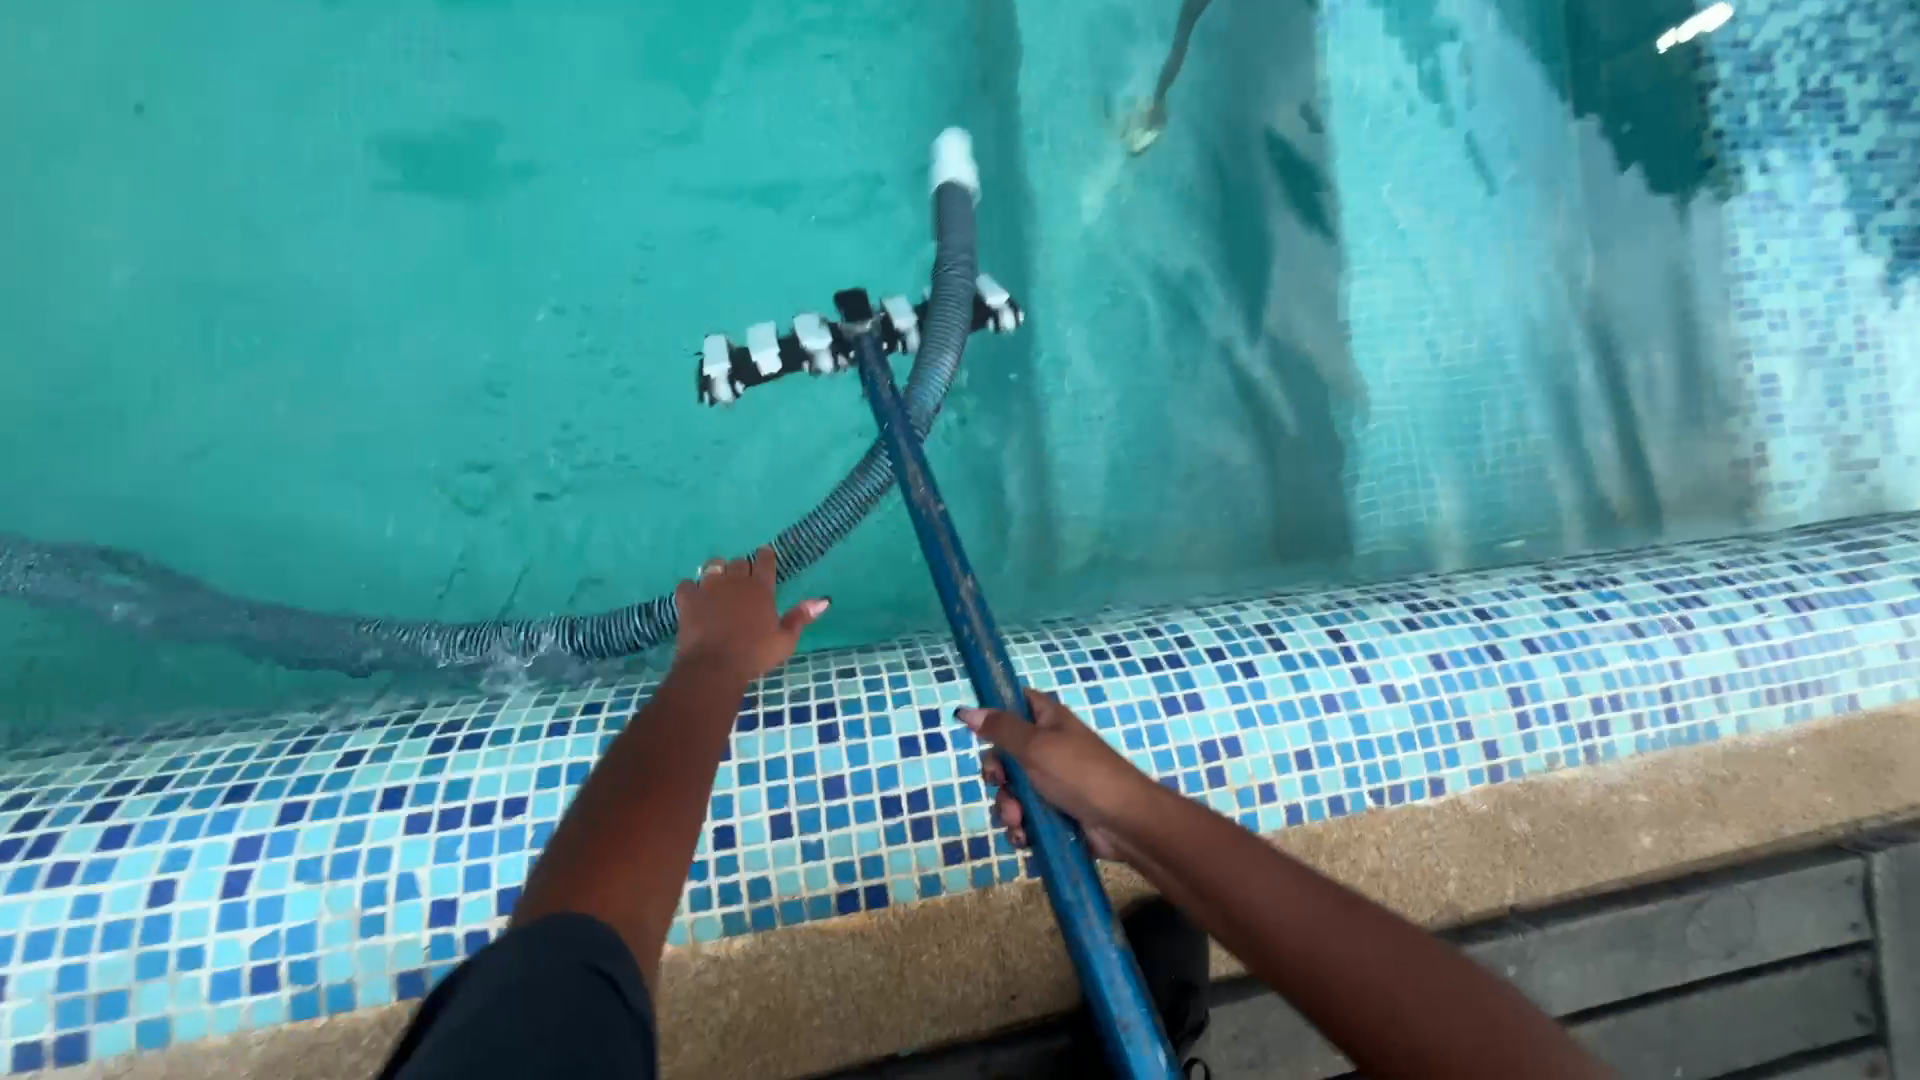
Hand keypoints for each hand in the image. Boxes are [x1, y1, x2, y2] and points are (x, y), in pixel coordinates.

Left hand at [672, 546, 827, 684]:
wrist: (714, 666)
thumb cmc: (755, 654)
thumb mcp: (785, 640)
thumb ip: (801, 617)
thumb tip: (824, 599)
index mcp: (761, 588)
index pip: (764, 560)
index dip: (765, 556)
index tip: (765, 556)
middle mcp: (735, 581)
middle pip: (738, 562)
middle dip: (742, 567)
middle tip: (744, 580)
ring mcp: (709, 588)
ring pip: (713, 566)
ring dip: (717, 571)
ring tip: (718, 583)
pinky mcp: (688, 600)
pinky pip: (687, 584)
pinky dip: (692, 588)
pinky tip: (694, 597)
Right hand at [957, 688, 1155, 861]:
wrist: (1122, 822)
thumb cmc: (1079, 773)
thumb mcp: (1036, 745)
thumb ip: (1000, 729)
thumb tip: (966, 710)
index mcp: (1048, 720)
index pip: (1016, 704)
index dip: (996, 715)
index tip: (980, 732)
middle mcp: (1048, 747)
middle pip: (1004, 754)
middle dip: (997, 775)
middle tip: (1000, 782)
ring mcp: (1051, 781)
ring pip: (1010, 790)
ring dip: (1007, 806)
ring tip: (1018, 820)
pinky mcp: (1053, 812)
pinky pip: (1023, 816)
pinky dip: (1020, 827)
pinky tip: (1024, 836)